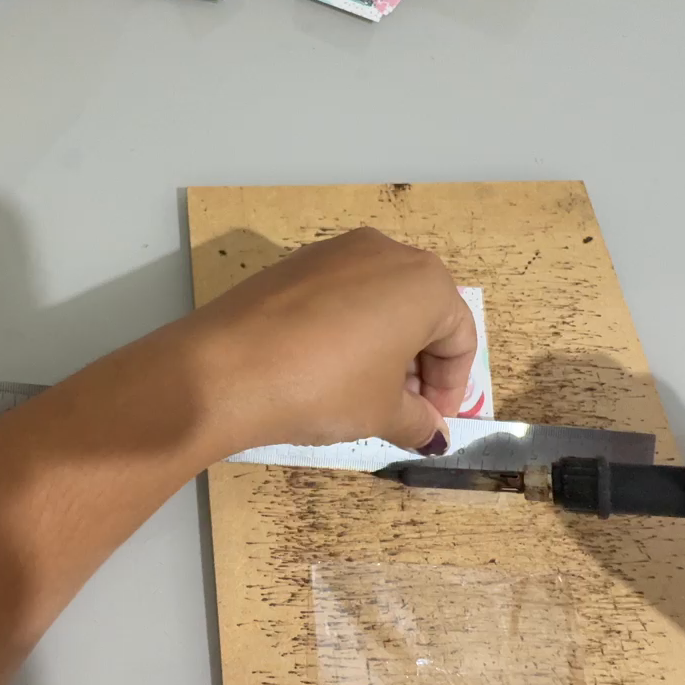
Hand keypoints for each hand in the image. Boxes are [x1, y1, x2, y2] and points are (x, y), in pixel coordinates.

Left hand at [179, 227, 477, 454]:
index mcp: (423, 281)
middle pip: (420, 314)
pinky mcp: (292, 263)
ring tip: (360, 395)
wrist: (225, 368)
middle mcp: (384, 251)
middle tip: (400, 412)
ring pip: (378, 303)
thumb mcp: (381, 413)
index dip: (451, 389)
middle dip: (417, 367)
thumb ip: (418, 421)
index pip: (459, 338)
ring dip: (382, 349)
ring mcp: (333, 252)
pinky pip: (338, 297)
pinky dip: (345, 331)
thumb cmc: (324, 386)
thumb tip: (433, 433)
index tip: (431, 424)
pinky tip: (322, 369)